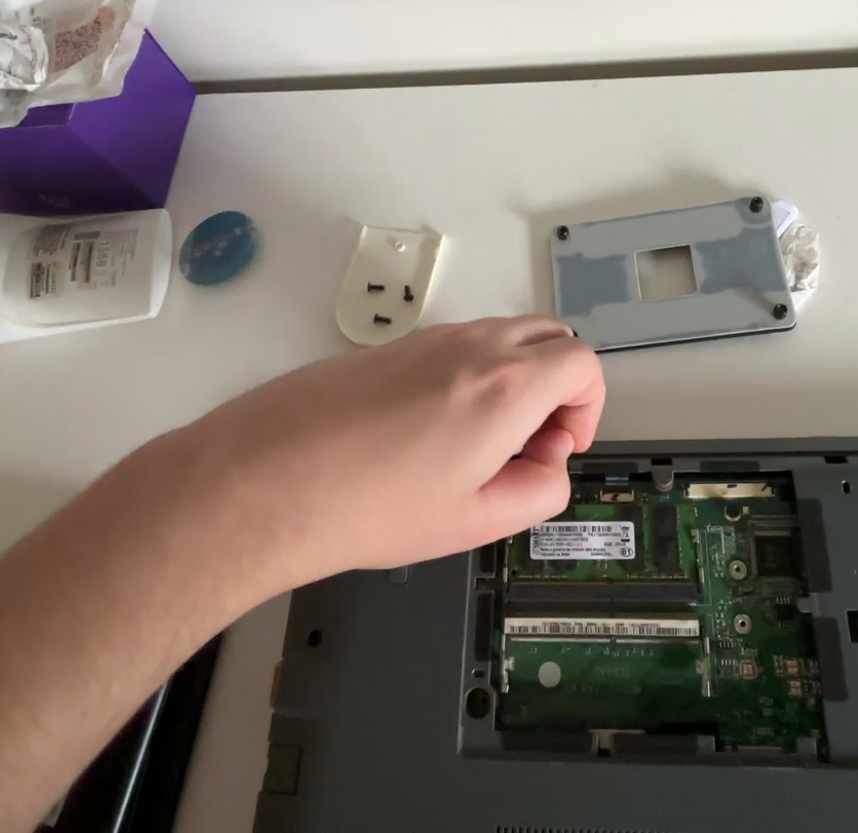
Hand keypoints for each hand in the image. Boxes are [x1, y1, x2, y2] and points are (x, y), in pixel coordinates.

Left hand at [173, 316, 604, 590]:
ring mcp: (431, 338)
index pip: (583, 363)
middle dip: (561, 384)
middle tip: (532, 440)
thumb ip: (540, 490)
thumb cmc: (370, 506)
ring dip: (518, 376)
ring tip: (480, 441)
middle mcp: (474, 347)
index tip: (562, 445)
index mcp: (507, 387)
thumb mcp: (476, 522)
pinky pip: (460, 344)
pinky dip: (475, 372)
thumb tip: (549, 464)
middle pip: (551, 337)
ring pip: (505, 336)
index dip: (590, 406)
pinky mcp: (395, 345)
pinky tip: (434, 429)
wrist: (267, 478)